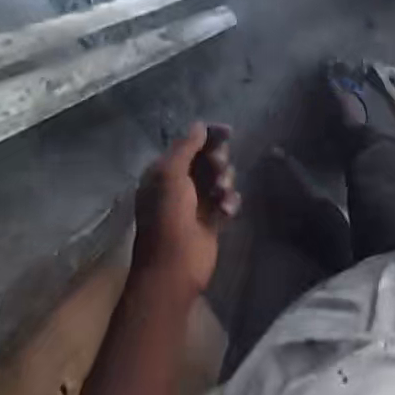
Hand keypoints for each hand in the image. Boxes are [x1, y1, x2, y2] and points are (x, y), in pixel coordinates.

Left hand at [132, 122, 238, 296]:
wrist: (173, 269)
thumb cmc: (167, 219)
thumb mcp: (170, 176)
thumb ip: (185, 148)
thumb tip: (199, 125)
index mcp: (164, 171)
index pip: (189, 143)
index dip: (209, 135)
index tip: (229, 131)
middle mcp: (180, 183)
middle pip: (208, 158)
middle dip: (218, 160)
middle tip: (218, 169)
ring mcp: (197, 202)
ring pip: (221, 177)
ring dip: (225, 182)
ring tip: (220, 196)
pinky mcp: (212, 219)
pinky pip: (228, 199)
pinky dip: (230, 201)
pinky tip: (226, 211)